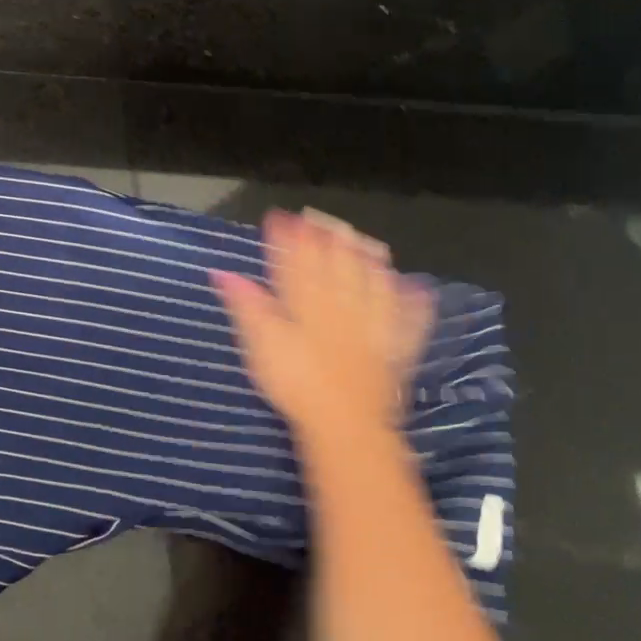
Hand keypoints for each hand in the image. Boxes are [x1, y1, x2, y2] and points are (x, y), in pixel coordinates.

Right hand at [210, 210, 432, 439]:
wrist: (345, 424)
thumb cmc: (294, 382)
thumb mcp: (259, 343)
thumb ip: (246, 305)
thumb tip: (223, 272)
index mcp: (305, 305)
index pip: (295, 264)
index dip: (288, 240)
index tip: (281, 217)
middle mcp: (340, 308)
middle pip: (335, 268)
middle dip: (329, 241)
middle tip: (324, 220)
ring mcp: (371, 328)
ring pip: (371, 285)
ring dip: (367, 261)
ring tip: (364, 241)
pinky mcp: (394, 350)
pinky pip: (407, 320)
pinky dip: (412, 302)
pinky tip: (416, 287)